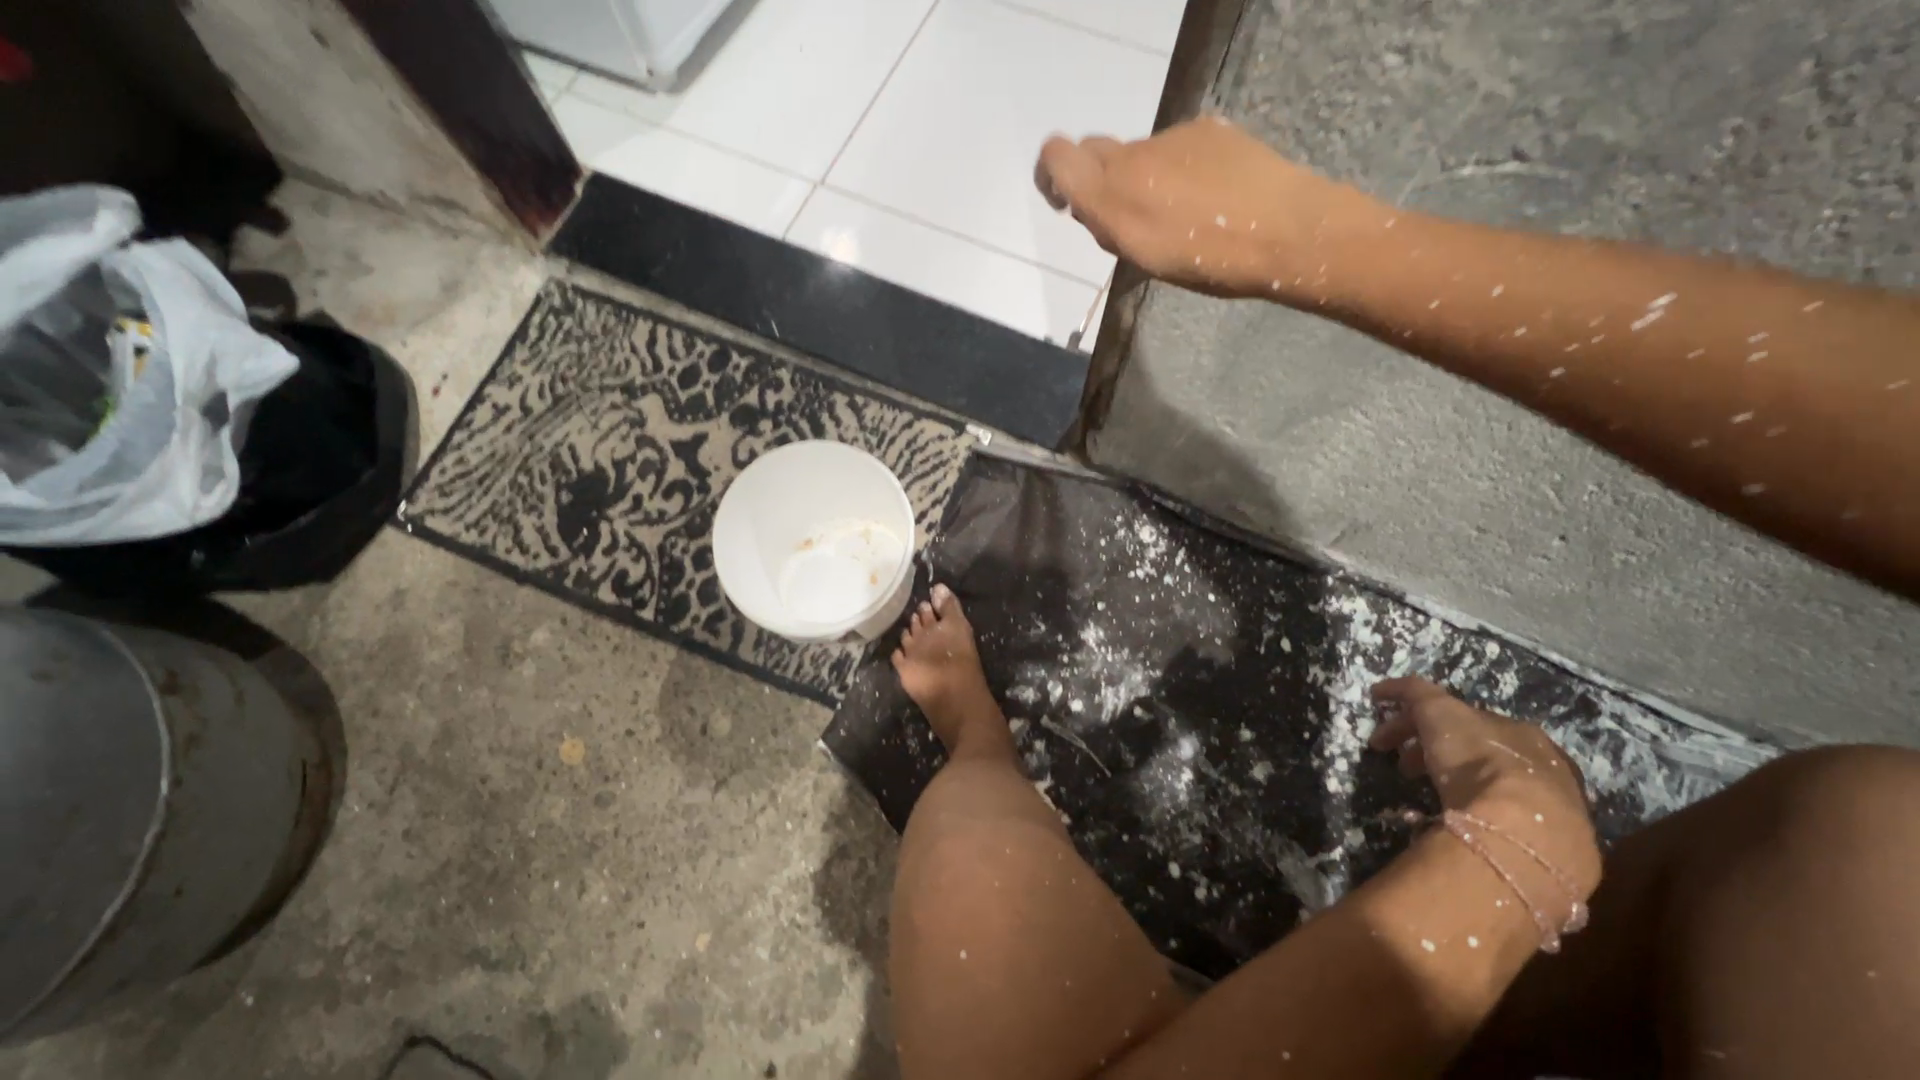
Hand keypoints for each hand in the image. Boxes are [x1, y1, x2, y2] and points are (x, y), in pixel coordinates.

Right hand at [1035, 116, 1388, 299]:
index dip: (1051, 174)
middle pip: (1093, 151)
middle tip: (1124, 216)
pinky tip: (1210, 195)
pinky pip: (1174, 146)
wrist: (1286, 231)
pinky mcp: (1205, 129)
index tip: (1066, 201)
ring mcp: (1171, 139)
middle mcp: (1133, 159)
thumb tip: (1092, 209)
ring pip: (1137, 153)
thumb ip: (1111, 228)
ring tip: (1181, 214)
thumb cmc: (1212, 263)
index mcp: (1112, 197)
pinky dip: (1178, 168)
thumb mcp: (1147, 260)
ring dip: (1143, 178)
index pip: (1056, 157)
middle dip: (1096, 179)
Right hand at [1368, 677, 1602, 911]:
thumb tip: (1381, 690)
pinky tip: (1456, 822)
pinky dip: (1476, 814)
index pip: (1466, 721)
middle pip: (1477, 752)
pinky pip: (1504, 819)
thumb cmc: (1477, 758)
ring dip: (1453, 784)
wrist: (1521, 825)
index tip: (1395, 741)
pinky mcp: (1548, 840)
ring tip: (1421, 796)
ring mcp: (1550, 802)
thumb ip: (1413, 693)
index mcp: (1518, 728)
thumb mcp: (1439, 712)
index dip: (1424, 725)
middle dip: (1434, 753)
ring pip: (1493, 786)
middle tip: (1401, 767)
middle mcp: (1541, 761)